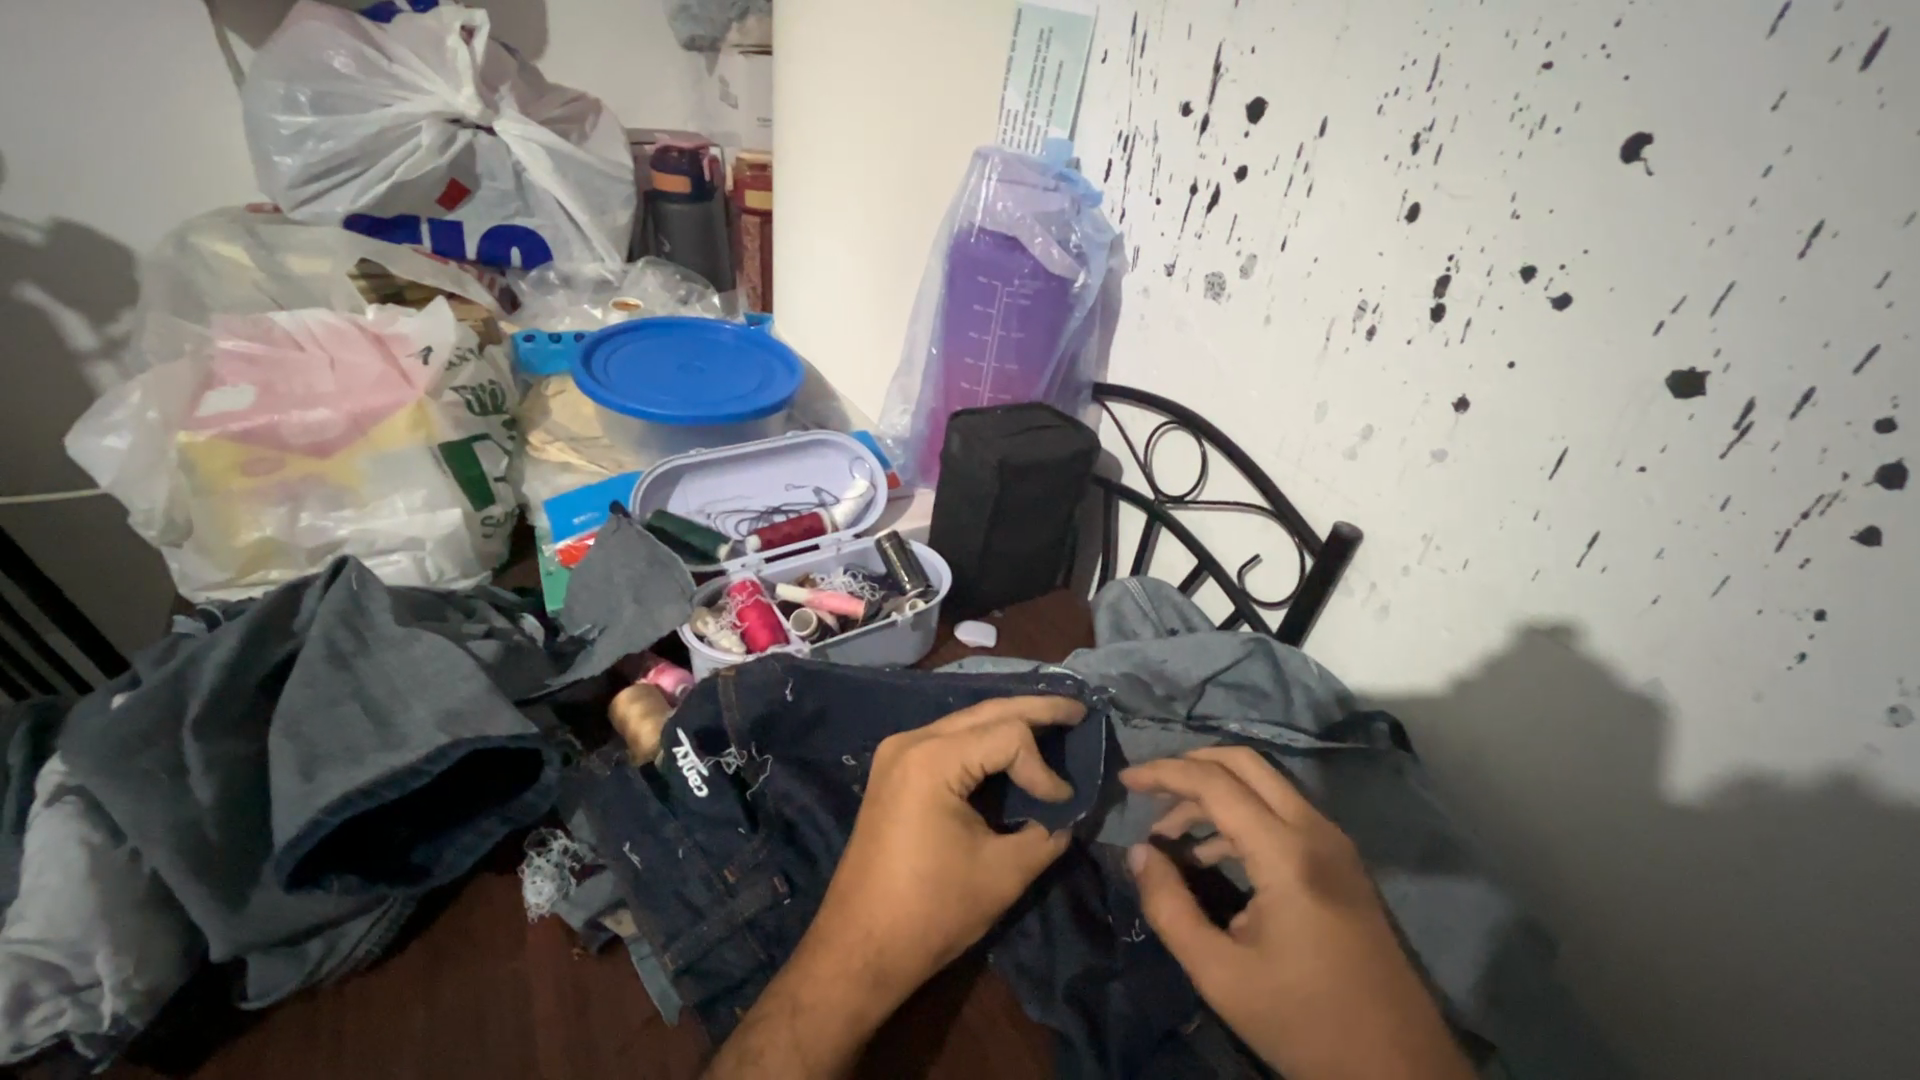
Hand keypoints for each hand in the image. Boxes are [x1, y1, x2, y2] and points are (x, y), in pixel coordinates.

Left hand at [809, 695, 1084, 1003]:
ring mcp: (898, 754)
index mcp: (932, 759)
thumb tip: (1071, 814)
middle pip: (986, 712)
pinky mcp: (896, 772)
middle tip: (1078, 710)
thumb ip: (1047, 834)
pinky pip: (949, 741)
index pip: (1009, 736)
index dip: (1043, 767)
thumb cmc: (932, 911)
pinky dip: (984, 742)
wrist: (861, 947)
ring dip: (1010, 722)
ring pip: (967, 722)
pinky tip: (1013, 747)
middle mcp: (911, 742)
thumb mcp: (1004, 872)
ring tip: (1054, 722)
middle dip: (1036, 710)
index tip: (1062, 805)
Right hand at [1123, 748, 1475, 1079]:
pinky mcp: (1341, 864)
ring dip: (1214, 795)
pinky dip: (1240, 817)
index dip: (1164, 773)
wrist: (1399, 1069)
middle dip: (1191, 765)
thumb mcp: (1220, 974)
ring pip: (1265, 786)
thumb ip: (1169, 907)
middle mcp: (1315, 832)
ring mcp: (1334, 845)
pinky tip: (1210, 856)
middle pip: (1245, 764)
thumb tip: (1139, 853)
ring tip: (1170, 835)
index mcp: (1287, 853)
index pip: (1215, 783)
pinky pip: (1282, 814)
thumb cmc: (1304, 1022)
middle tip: (1148, 790)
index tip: (1124, 779)